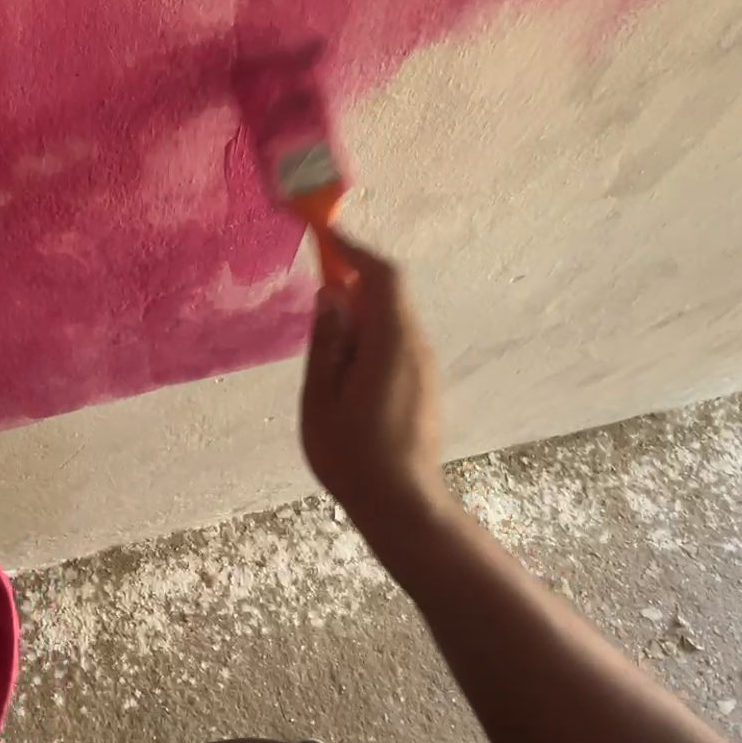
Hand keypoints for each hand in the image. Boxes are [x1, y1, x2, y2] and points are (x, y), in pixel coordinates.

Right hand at [300, 229, 444, 523]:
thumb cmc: (352, 457)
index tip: (326, 236)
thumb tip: (330, 295)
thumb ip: (326, 342)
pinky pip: (395, 338)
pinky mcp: (423, 382)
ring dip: (360, 307)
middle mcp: (416, 347)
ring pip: (393, 316)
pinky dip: (370, 330)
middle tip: (317, 284)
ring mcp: (424, 365)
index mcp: (391, 345)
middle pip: (390, 293)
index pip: (382, 277)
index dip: (355, 251)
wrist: (403, 506)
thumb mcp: (321, 399)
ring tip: (325, 333)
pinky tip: (344, 361)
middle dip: (354, 277)